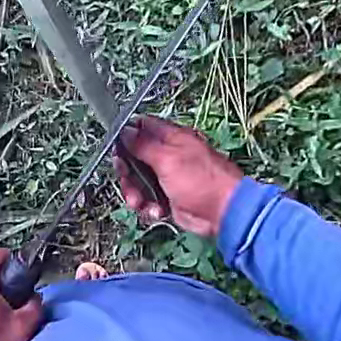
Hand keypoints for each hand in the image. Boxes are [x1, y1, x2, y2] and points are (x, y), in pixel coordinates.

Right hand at [112, 116, 242, 238]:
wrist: (223, 213)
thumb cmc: (202, 181)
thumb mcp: (167, 159)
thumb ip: (143, 145)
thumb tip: (125, 132)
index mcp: (172, 138)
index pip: (143, 127)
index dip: (127, 136)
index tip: (117, 149)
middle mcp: (169, 155)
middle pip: (135, 158)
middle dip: (127, 171)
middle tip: (128, 180)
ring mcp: (168, 177)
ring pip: (138, 181)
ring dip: (135, 193)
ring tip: (141, 203)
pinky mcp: (168, 198)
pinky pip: (147, 199)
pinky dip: (148, 207)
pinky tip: (156, 211)